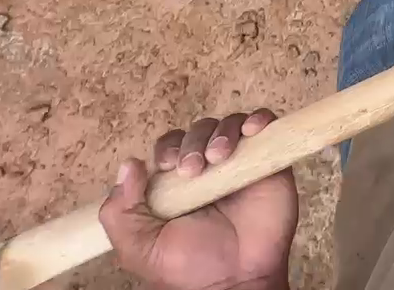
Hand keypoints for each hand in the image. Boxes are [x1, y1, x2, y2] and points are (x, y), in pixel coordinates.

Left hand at [99, 109, 298, 289]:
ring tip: (220, 156)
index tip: (168, 166)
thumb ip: (123, 213)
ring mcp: (242, 160)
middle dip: (194, 142)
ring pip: (232, 122)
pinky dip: (260, 118)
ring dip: (224, 131)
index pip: (172, 146)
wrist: (239, 277)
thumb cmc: (191, 266)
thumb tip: (129, 163)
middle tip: (194, 169)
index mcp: (178, 183)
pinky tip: (252, 131)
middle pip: (201, 129)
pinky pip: (268, 124)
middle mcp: (210, 167)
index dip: (169, 147)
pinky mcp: (271, 157)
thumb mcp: (142, 248)